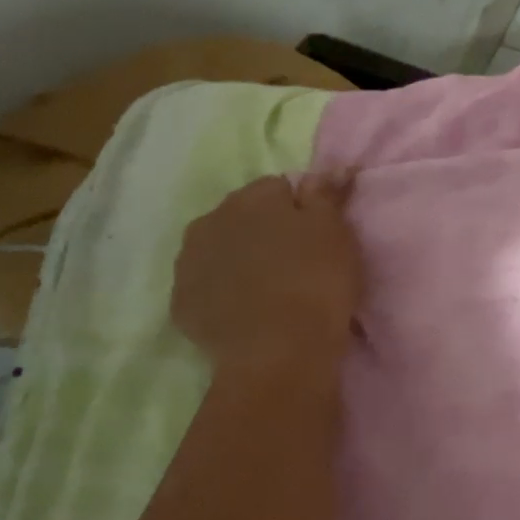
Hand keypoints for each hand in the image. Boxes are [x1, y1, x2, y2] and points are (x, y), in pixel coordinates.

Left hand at [172, 173, 362, 371]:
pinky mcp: (183, 302)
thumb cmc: (316, 284)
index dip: (303, 208)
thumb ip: (327, 197)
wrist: (277, 352)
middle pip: (244, 217)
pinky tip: (251, 310)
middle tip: (300, 260)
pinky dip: (227, 292)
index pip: (279, 187)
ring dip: (244, 259)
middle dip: (267, 231)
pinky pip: (209, 286)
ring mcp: (189, 263)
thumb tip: (329, 167)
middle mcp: (209, 221)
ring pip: (222, 250)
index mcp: (250, 201)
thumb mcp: (336, 234)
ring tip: (275, 286)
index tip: (322, 233)